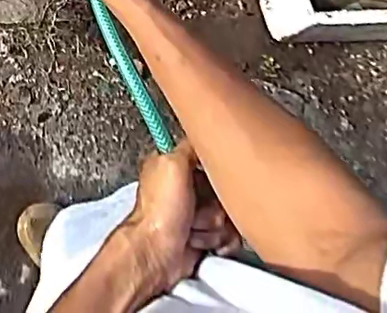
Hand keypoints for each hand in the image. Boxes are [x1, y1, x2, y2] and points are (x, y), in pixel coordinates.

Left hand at [120, 139, 243, 293]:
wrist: (157, 254)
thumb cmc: (159, 210)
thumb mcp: (173, 163)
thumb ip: (189, 145)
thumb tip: (202, 131)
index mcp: (174, 165)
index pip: (208, 158)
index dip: (212, 171)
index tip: (208, 179)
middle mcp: (185, 188)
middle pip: (222, 189)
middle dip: (213, 203)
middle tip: (195, 208)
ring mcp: (196, 214)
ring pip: (227, 214)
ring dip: (213, 224)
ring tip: (192, 227)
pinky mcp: (206, 237)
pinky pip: (230, 236)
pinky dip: (219, 242)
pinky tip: (201, 242)